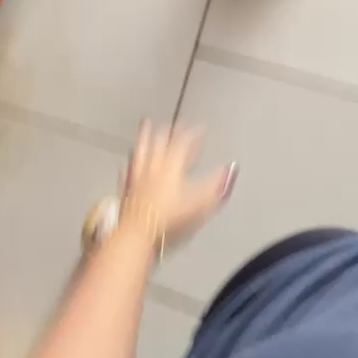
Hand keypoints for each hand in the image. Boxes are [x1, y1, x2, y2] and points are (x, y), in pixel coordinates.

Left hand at [122, 121, 235, 245]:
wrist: (137, 234)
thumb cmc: (171, 219)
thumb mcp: (200, 203)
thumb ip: (217, 185)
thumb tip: (232, 168)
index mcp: (172, 166)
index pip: (183, 143)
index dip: (192, 134)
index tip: (199, 128)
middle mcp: (153, 166)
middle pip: (159, 141)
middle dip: (167, 130)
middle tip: (172, 123)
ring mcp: (137, 177)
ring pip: (141, 150)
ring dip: (145, 136)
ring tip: (146, 124)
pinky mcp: (125, 190)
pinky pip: (128, 171)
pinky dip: (131, 163)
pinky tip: (129, 163)